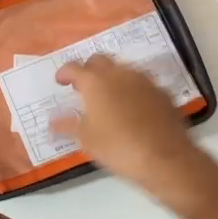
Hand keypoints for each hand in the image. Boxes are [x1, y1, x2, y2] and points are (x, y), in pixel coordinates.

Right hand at [54, 56, 217, 211]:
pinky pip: (142, 83)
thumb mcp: (86, 140)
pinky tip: (133, 106)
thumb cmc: (118, 148)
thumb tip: (52, 121)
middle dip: (88, 70)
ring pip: (123, 69)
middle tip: (83, 87)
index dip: (64, 73)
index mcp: (96, 82)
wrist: (165, 158)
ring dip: (112, 77)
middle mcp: (119, 74)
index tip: (61, 81)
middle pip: (99, 60)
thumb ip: (67, 125)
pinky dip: (132, 89)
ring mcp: (144, 80)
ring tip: (108, 95)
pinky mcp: (162, 92)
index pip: (74, 68)